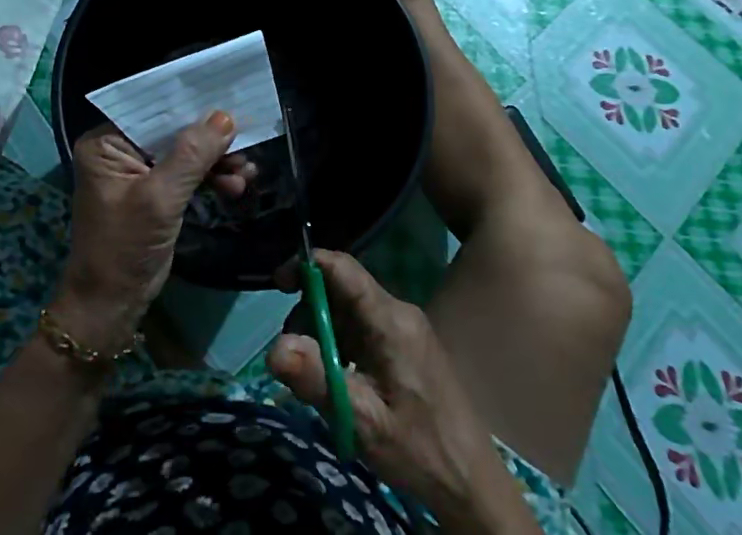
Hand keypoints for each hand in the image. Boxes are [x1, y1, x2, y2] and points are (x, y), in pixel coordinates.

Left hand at [54, 114, 254, 349]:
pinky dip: (214, 176)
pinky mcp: (157, 191)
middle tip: (246, 144)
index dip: (193, 106)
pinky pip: (190, 171)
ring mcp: (140, 171)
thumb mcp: (159, 198)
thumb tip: (225, 117)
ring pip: (188, 151)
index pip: (154, 110)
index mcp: (107, 142)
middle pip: (175, 129)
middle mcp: (121, 150)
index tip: (232, 100)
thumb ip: (192, 155)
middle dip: (213, 139)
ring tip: (246, 173)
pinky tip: (236, 185)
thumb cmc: (124, 247)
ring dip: (219, 160)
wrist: (112, 304)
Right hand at [267, 250, 534, 530]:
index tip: (277, 282)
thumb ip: (318, 380)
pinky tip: (335, 378)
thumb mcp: (362, 420)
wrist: (467, 476)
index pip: (345, 270)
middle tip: (291, 353)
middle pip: (343, 290)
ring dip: (323, 331)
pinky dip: (340, 343)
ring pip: (350, 310)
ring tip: (314, 376)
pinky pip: (363, 328)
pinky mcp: (405, 344)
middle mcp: (399, 312)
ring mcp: (405, 327)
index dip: (309, 265)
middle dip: (309, 311)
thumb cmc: (417, 448)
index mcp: (391, 321)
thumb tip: (274, 347)